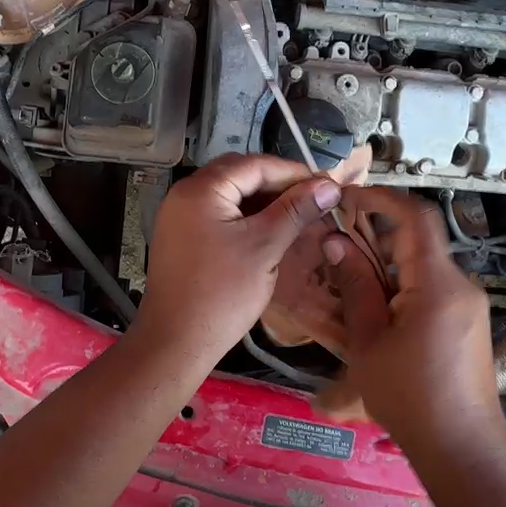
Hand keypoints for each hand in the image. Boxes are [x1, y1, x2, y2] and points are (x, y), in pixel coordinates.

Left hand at [137, 153, 341, 362]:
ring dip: (263, 201)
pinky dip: (246, 218)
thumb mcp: (265, 246)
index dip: (294, 172)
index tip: (327, 185)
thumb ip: (296, 210)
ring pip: (230, 196)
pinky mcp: (181, 238)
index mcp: (201, 189)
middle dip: (278, 184)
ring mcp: (179, 216)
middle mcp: (185, 194)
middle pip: (240, 175)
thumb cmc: (222, 293)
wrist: (176, 342)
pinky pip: (218, 214)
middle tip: (314, 199)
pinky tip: (270, 231)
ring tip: (298, 215)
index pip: (255, 164)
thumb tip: (329, 185)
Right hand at [320, 186, 504, 449]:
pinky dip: (403, 289)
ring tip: (350, 288)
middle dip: (376, 238)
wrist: (462, 449)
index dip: (382, 198)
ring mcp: (469, 306)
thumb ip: (355, 286)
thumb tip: (337, 242)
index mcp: (438, 283)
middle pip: (418, 242)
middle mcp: (461, 286)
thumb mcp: (369, 341)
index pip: (416, 217)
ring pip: (423, 268)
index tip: (347, 198)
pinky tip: (377, 317)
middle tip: (337, 250)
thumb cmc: (409, 395)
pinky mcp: (468, 325)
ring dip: (388, 267)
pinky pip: (432, 291)